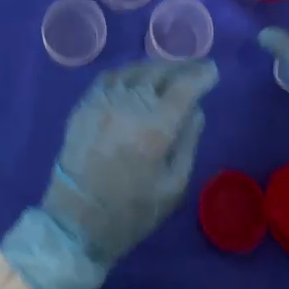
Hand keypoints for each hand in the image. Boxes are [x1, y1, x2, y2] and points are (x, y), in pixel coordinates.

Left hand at [1, 59, 217, 288]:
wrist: (76, 221)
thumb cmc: (132, 212)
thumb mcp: (174, 186)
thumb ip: (188, 142)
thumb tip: (195, 110)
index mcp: (155, 127)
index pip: (184, 86)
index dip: (201, 74)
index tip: (212, 71)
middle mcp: (129, 104)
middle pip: (160, 72)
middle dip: (182, 67)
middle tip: (195, 68)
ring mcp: (103, 101)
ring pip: (135, 69)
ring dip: (156, 68)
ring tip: (168, 73)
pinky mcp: (85, 104)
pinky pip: (111, 76)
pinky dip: (129, 72)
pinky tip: (136, 79)